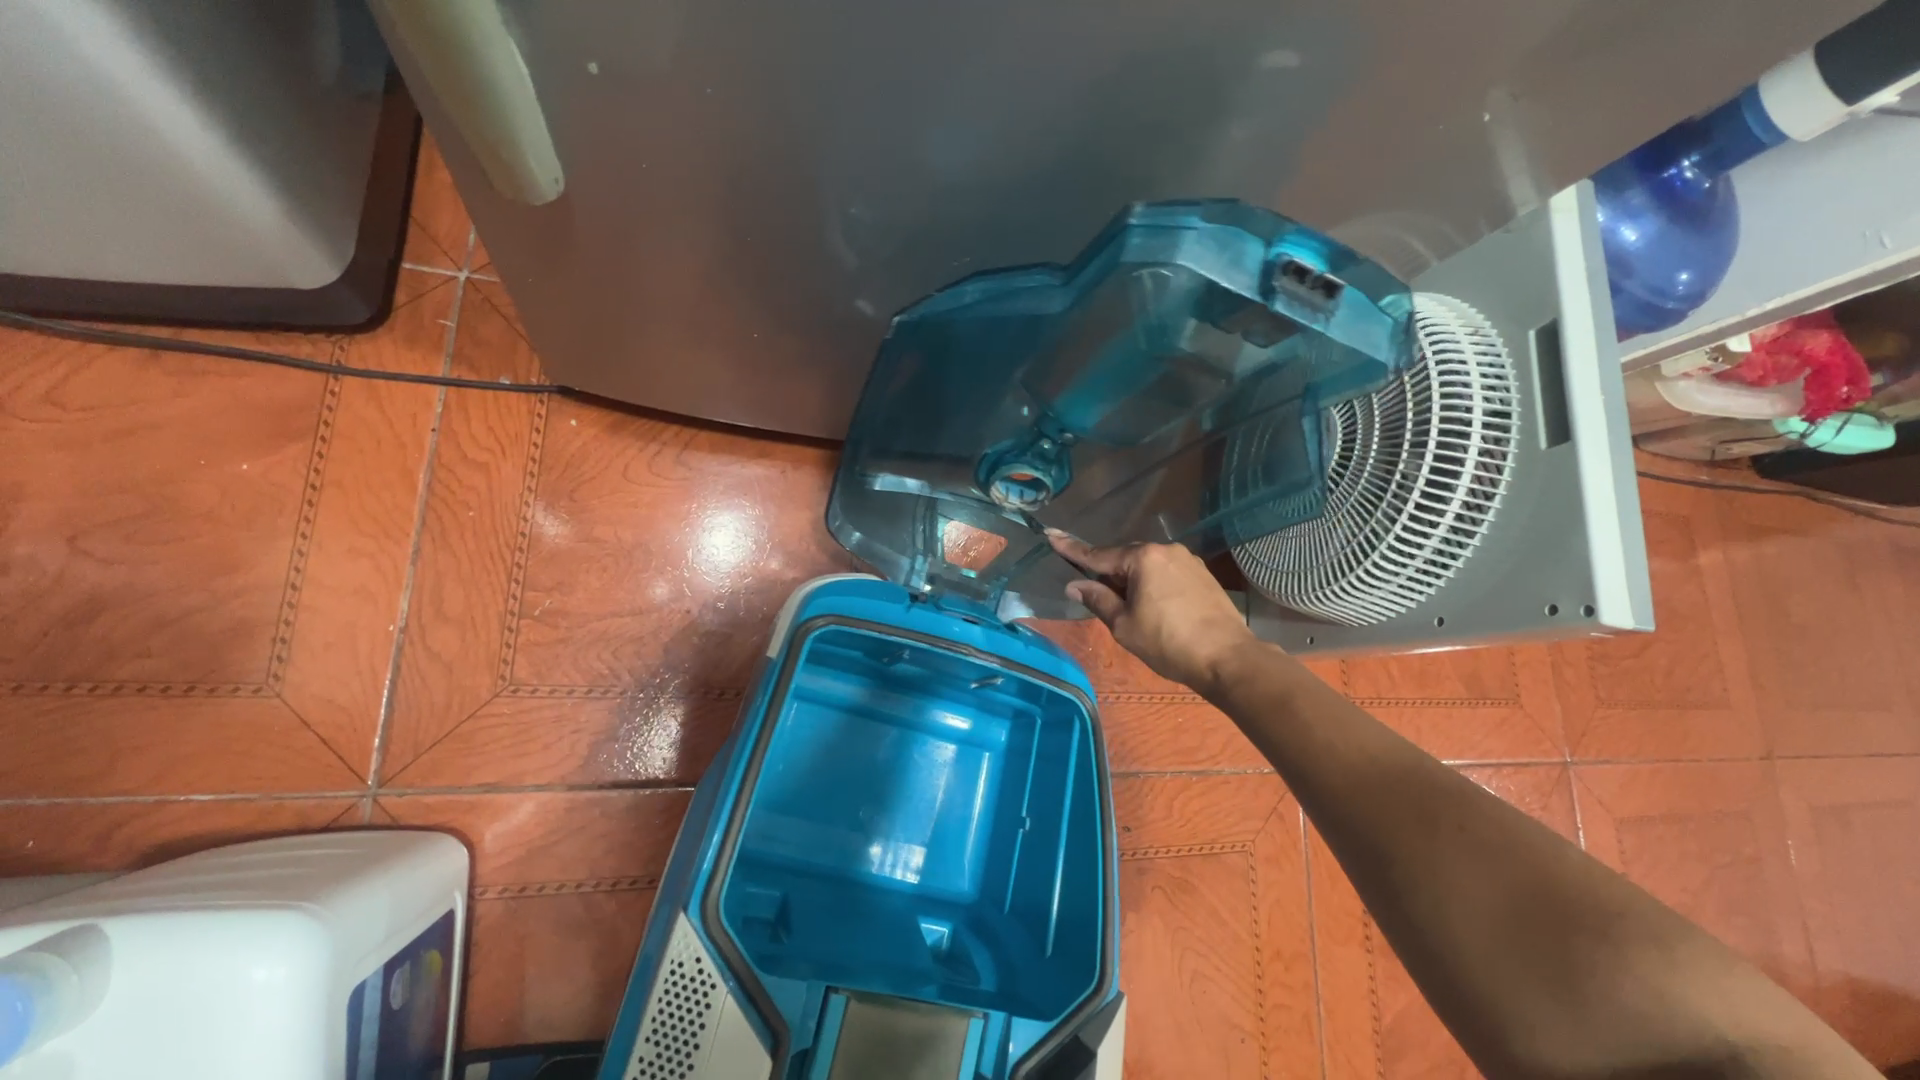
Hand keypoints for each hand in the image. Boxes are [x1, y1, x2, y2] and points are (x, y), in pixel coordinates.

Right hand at [1047, 531, 1259, 694]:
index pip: (1098, 554)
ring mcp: (1188, 560)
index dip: (1071, 549)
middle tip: (1093, 594)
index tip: (1050, 534)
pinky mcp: (1202, 574)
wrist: (1226, 657)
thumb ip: (1098, 600)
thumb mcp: (1124, 625)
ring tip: (1127, 608)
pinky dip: (1152, 584)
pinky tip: (1151, 606)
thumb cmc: (1168, 643)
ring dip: (1132, 581)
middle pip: (1124, 558)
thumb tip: (1075, 585)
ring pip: (1147, 566)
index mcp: (1143, 558)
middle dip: (1108, 573)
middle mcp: (1165, 550)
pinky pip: (1166, 573)